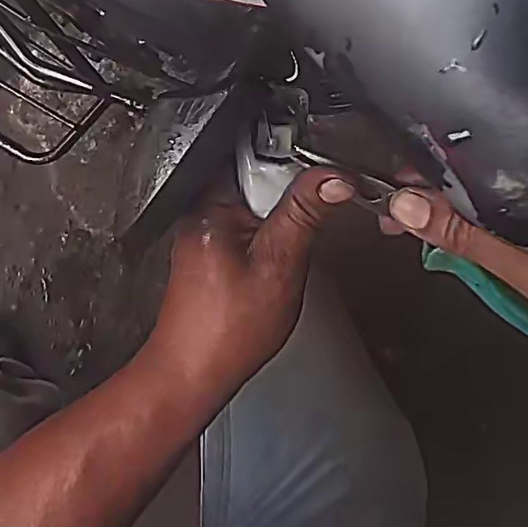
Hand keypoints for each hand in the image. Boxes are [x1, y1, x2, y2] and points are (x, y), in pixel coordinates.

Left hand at [143, 167, 354, 394]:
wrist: (194, 373)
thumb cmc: (227, 330)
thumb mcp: (280, 264)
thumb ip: (305, 214)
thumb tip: (334, 178)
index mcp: (210, 203)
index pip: (259, 154)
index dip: (297, 160)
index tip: (323, 175)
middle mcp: (199, 209)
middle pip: (257, 174)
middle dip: (288, 191)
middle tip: (305, 217)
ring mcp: (202, 229)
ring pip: (254, 200)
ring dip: (279, 214)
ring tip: (287, 242)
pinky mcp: (208, 246)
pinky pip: (245, 221)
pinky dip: (266, 232)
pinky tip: (271, 258)